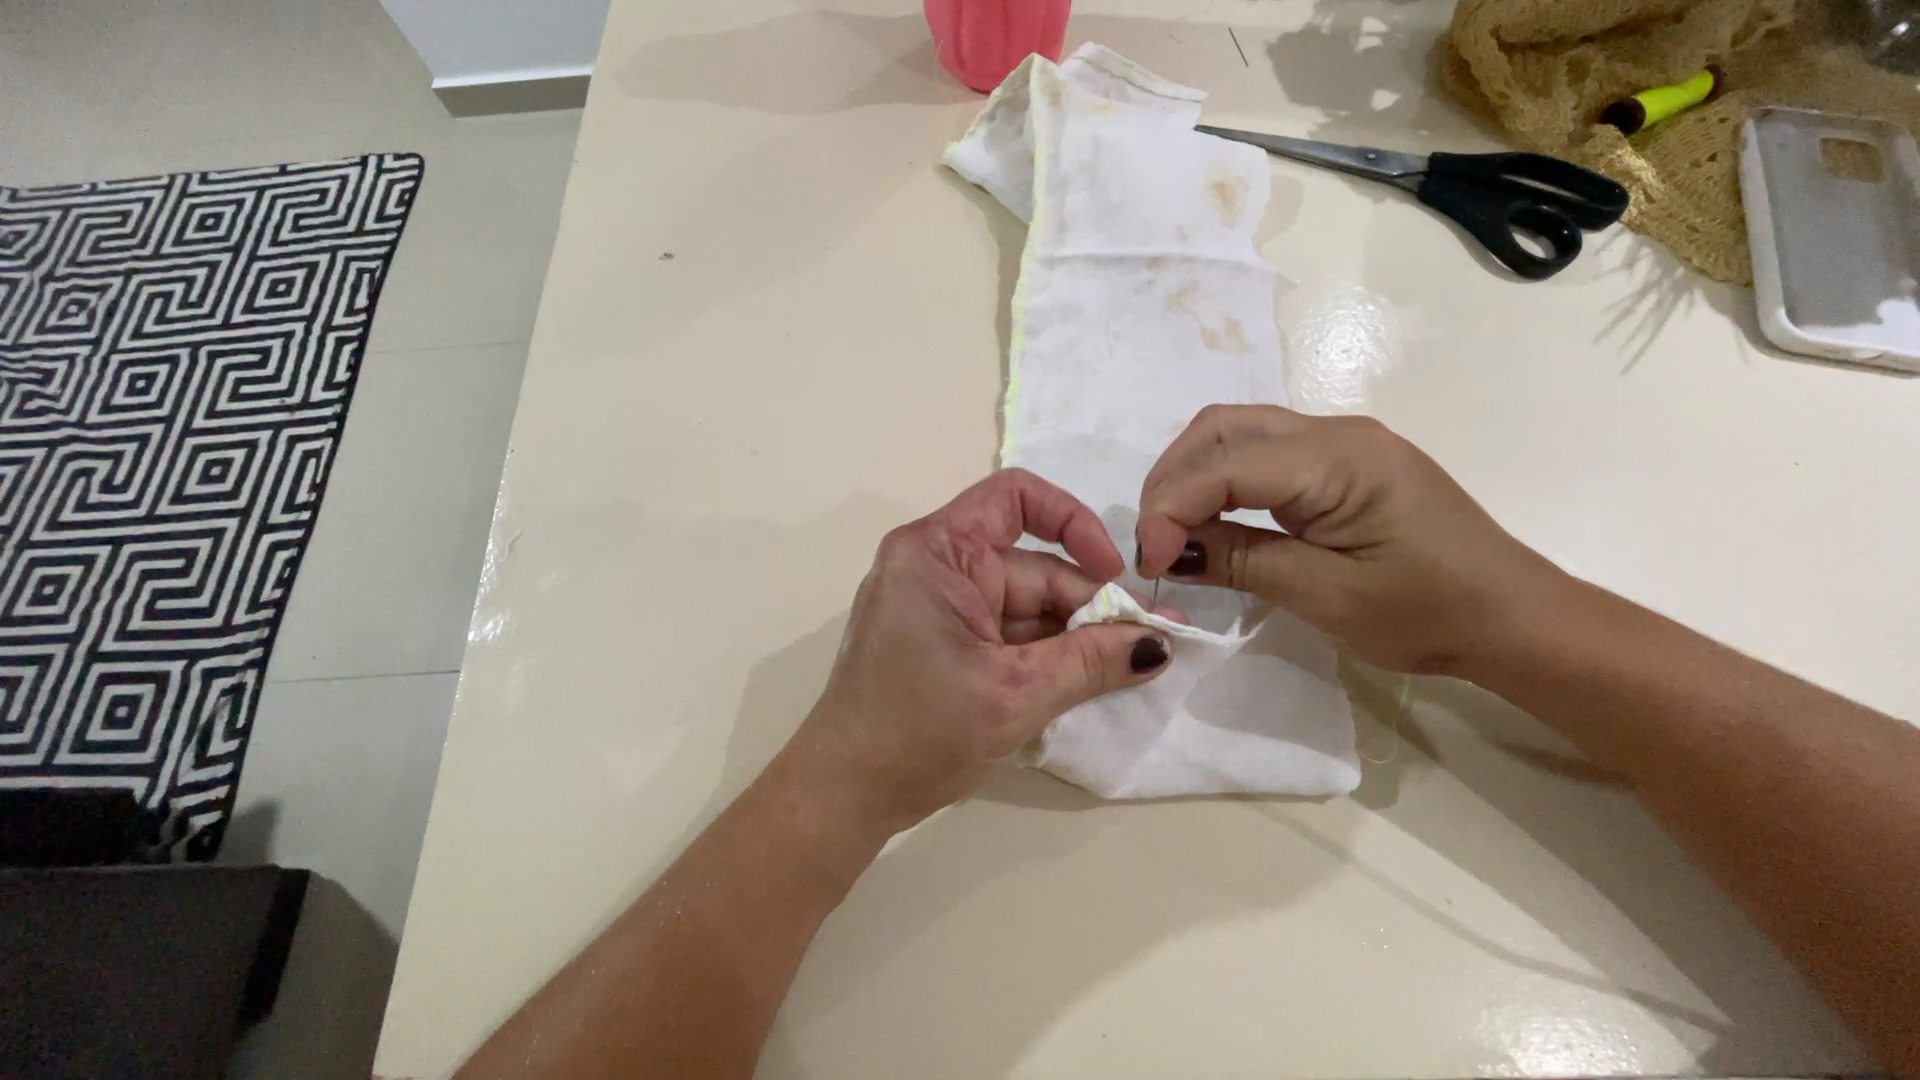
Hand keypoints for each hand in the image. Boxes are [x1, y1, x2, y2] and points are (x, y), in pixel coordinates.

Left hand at [784, 469, 1174, 837]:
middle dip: (1088, 607)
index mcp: (937, 553)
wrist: (846, 793)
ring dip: (1072, 637)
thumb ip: (1092, 662)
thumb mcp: (1015, 693)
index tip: (1112, 576)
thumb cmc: (919, 732)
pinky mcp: (942, 641)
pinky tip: (1087, 679)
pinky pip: (1006, 632)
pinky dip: (1044, 654)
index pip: (1016, 498)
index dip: (1074, 523)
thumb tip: (1163, 643)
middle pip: (1031, 566)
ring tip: (1130, 668)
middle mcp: (935, 566)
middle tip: (1150, 646)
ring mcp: (938, 606)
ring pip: (1024, 605)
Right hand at [1134, 406, 1565, 674]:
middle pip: (1221, 427)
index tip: (1149, 564)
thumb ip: (1241, 561)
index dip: (1170, 508)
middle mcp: (1335, 432)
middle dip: (1170, 480)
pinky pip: (1261, 454)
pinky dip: (1220, 482)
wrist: (1511, 617)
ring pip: (1236, 433)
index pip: (1225, 464)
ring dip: (1190, 477)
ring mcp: (1340, 442)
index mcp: (1339, 459)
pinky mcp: (1340, 462)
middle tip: (1154, 544)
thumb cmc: (1428, 614)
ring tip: (1172, 535)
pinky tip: (1211, 521)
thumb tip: (1170, 551)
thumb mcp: (1325, 595)